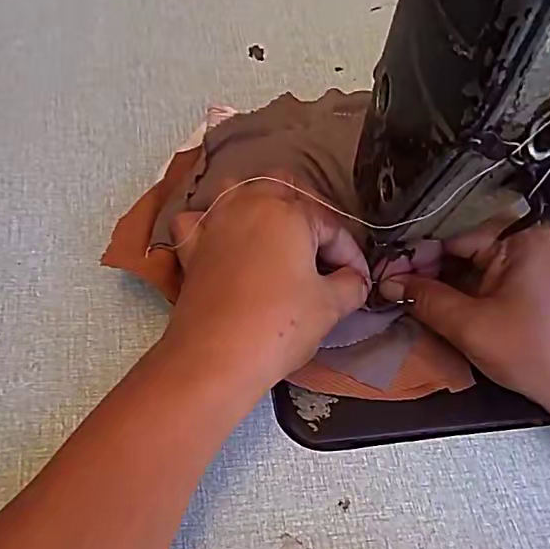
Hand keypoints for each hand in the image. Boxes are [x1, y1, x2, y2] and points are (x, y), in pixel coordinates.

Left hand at [159, 181, 370, 390]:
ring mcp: (214, 225)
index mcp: (288, 212)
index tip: (359, 280)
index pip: (331, 224)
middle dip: (308, 214)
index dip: (351, 253)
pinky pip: (198, 223)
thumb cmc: (276, 327)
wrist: (215, 359)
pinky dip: (210, 225)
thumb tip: (355, 280)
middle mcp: (247, 206)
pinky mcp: (190, 251)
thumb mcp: (329, 306)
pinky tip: (222, 240)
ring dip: (259, 204)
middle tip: (322, 252)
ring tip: (277, 235)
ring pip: (236, 192)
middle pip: (284, 189)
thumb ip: (351, 285)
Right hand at [377, 220, 549, 411]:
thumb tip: (388, 283)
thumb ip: (424, 298)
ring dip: (441, 287)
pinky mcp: (531, 289)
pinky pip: (487, 284)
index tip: (386, 276)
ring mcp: (532, 266)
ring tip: (407, 301)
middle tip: (391, 292)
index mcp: (520, 239)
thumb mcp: (468, 324)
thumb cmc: (533, 351)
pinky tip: (435, 309)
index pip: (453, 239)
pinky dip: (462, 297)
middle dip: (427, 273)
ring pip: (472, 270)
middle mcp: (529, 244)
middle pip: (462, 253)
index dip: (416, 258)